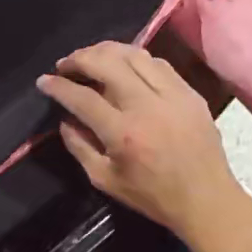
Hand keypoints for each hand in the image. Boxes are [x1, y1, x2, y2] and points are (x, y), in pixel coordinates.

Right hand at [36, 42, 249, 242]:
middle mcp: (147, 106)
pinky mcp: (190, 93)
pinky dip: (135, 58)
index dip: (58, 86)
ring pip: (134, 55)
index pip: (83, 97)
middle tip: (65, 64)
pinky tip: (123, 65)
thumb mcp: (105, 181)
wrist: (207, 200)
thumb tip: (65, 120)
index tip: (44, 81)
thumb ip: (79, 147)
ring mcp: (173, 95)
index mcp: (124, 133)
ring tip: (91, 57)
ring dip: (106, 51)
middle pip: (107, 63)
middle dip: (79, 58)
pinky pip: (158, 63)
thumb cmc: (153, 196)